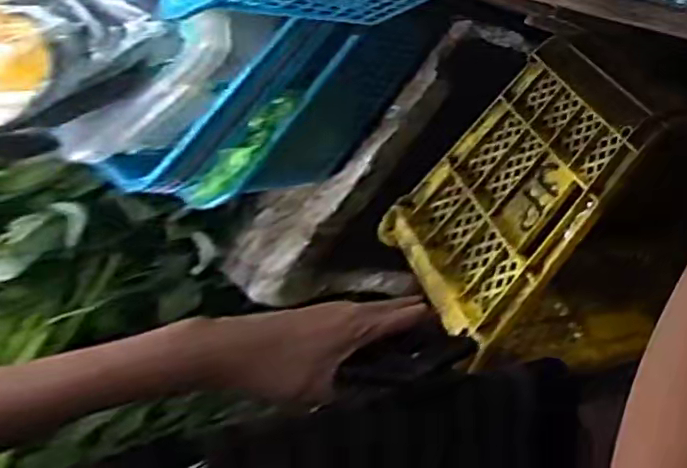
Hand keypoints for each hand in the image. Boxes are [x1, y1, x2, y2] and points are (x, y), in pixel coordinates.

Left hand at [183, 298, 431, 405]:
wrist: (227, 346)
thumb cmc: (275, 367)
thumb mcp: (311, 391)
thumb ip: (348, 392)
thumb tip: (376, 398)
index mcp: (366, 323)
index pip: (418, 312)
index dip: (435, 323)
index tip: (444, 338)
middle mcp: (362, 307)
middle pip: (406, 303)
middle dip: (420, 319)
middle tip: (424, 343)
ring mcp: (342, 306)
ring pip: (384, 307)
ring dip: (395, 321)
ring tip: (394, 347)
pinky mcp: (325, 310)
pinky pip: (365, 311)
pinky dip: (374, 323)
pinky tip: (358, 346)